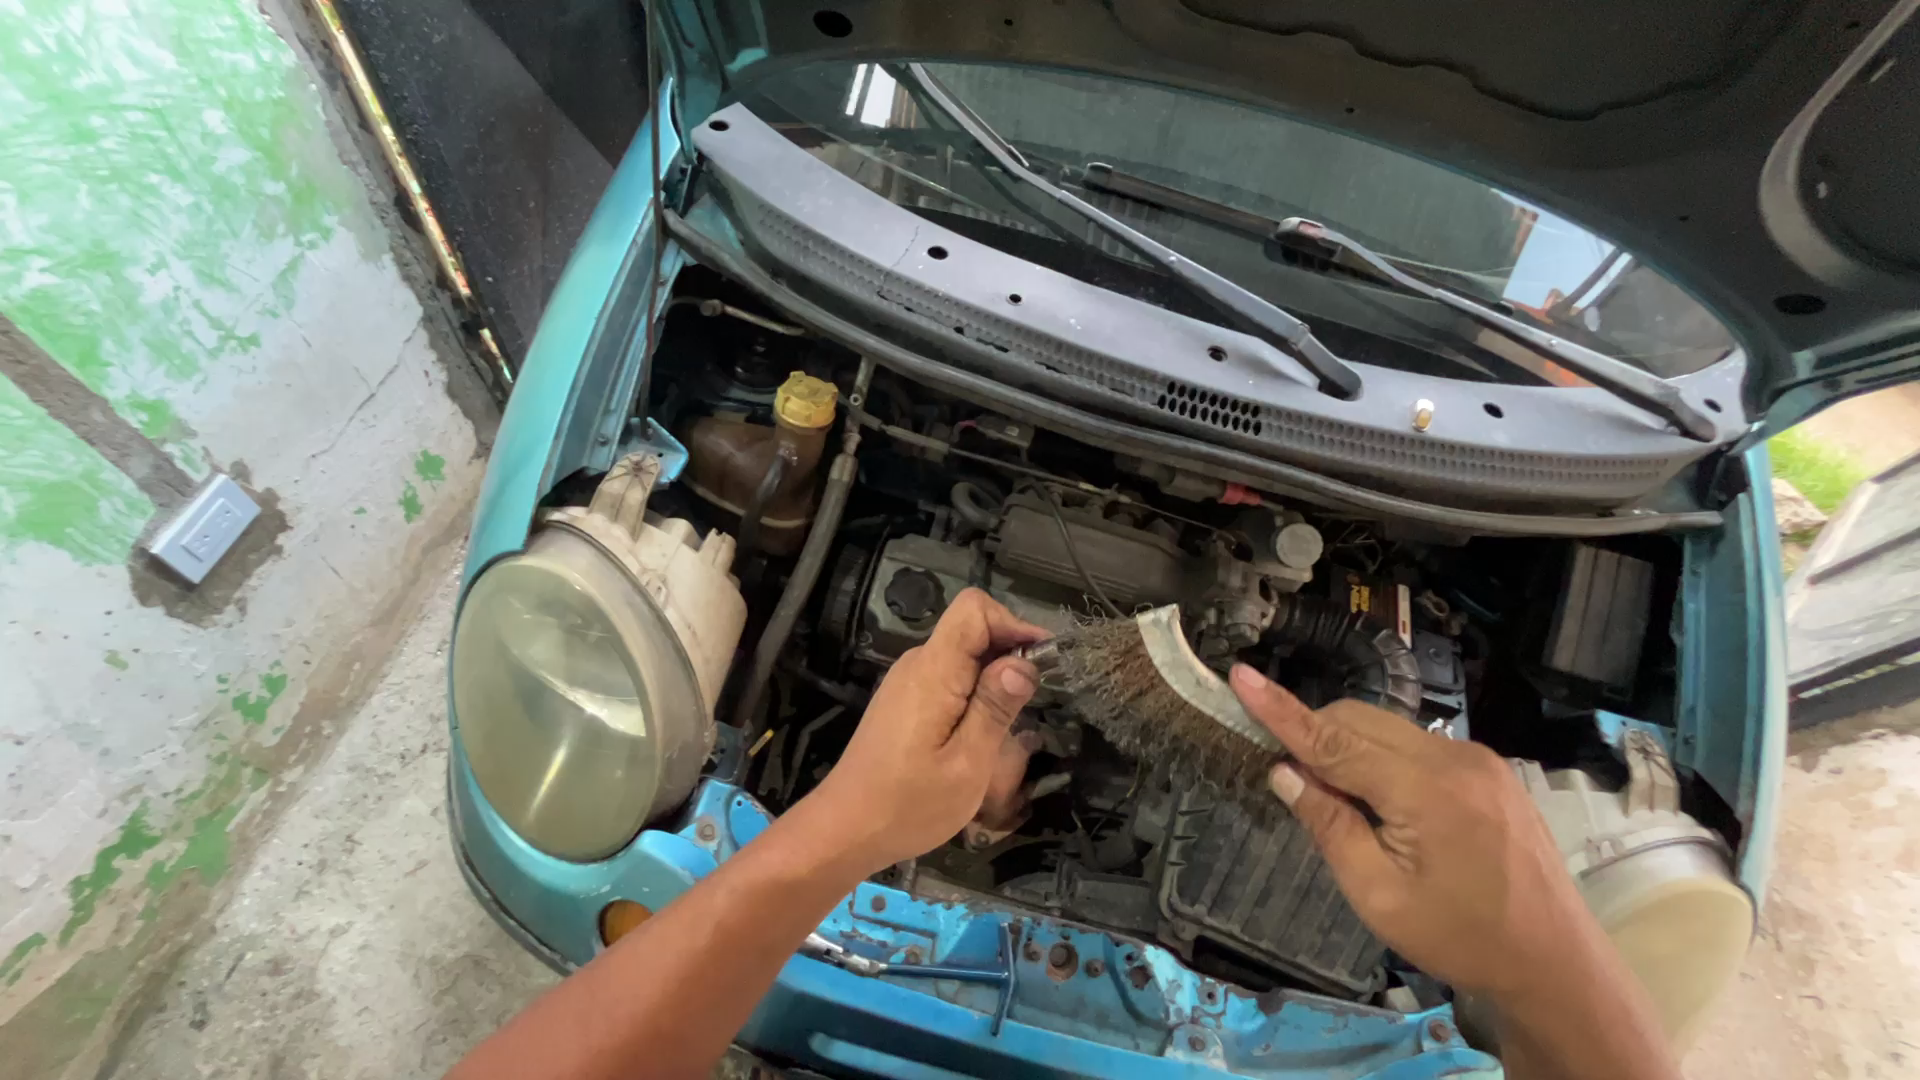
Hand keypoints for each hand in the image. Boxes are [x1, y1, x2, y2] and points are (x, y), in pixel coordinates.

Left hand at [795, 589, 1044, 875]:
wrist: (845, 829)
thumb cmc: (908, 805)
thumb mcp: (967, 765)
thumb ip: (995, 708)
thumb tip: (1025, 661)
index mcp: (934, 670)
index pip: (974, 608)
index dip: (1013, 623)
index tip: (1042, 662)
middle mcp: (918, 664)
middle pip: (971, 629)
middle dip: (1009, 654)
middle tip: (1034, 703)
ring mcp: (908, 681)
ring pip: (962, 654)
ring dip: (993, 677)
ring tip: (1010, 724)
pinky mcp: (905, 700)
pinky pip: (948, 676)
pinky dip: (974, 692)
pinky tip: (980, 732)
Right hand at [1227, 664, 1607, 1005]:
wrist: (1558, 965)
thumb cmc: (1460, 938)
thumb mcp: (1377, 895)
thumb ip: (1328, 825)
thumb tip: (1284, 772)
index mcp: (1425, 791)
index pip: (1332, 739)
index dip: (1280, 708)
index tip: (1239, 675)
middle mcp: (1452, 758)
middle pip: (1356, 721)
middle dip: (1313, 735)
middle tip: (1292, 780)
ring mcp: (1475, 758)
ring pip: (1382, 726)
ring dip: (1345, 746)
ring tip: (1340, 799)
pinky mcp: (1485, 768)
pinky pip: (1411, 742)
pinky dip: (1378, 756)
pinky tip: (1382, 800)